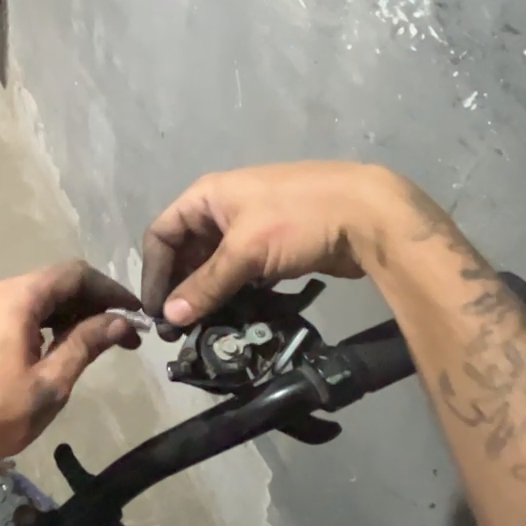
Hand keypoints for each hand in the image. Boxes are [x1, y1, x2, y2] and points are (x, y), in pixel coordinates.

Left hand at [0, 261, 140, 475]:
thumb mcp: (51, 382)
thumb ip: (86, 344)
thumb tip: (121, 322)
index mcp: (16, 297)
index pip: (74, 274)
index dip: (110, 290)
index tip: (137, 314)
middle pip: (56, 282)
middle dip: (93, 303)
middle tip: (125, 336)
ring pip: (38, 297)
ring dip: (71, 314)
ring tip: (100, 344)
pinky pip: (20, 311)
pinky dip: (47, 322)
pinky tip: (64, 347)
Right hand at [140, 162, 403, 332]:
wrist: (372, 215)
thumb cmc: (298, 219)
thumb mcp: (246, 251)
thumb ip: (207, 285)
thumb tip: (170, 318)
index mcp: (206, 196)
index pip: (162, 234)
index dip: (154, 271)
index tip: (156, 311)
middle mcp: (221, 209)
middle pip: (185, 251)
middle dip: (179, 287)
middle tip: (178, 327)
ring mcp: (249, 227)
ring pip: (213, 264)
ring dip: (206, 294)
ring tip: (202, 328)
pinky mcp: (272, 247)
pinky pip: (240, 272)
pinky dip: (232, 293)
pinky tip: (232, 318)